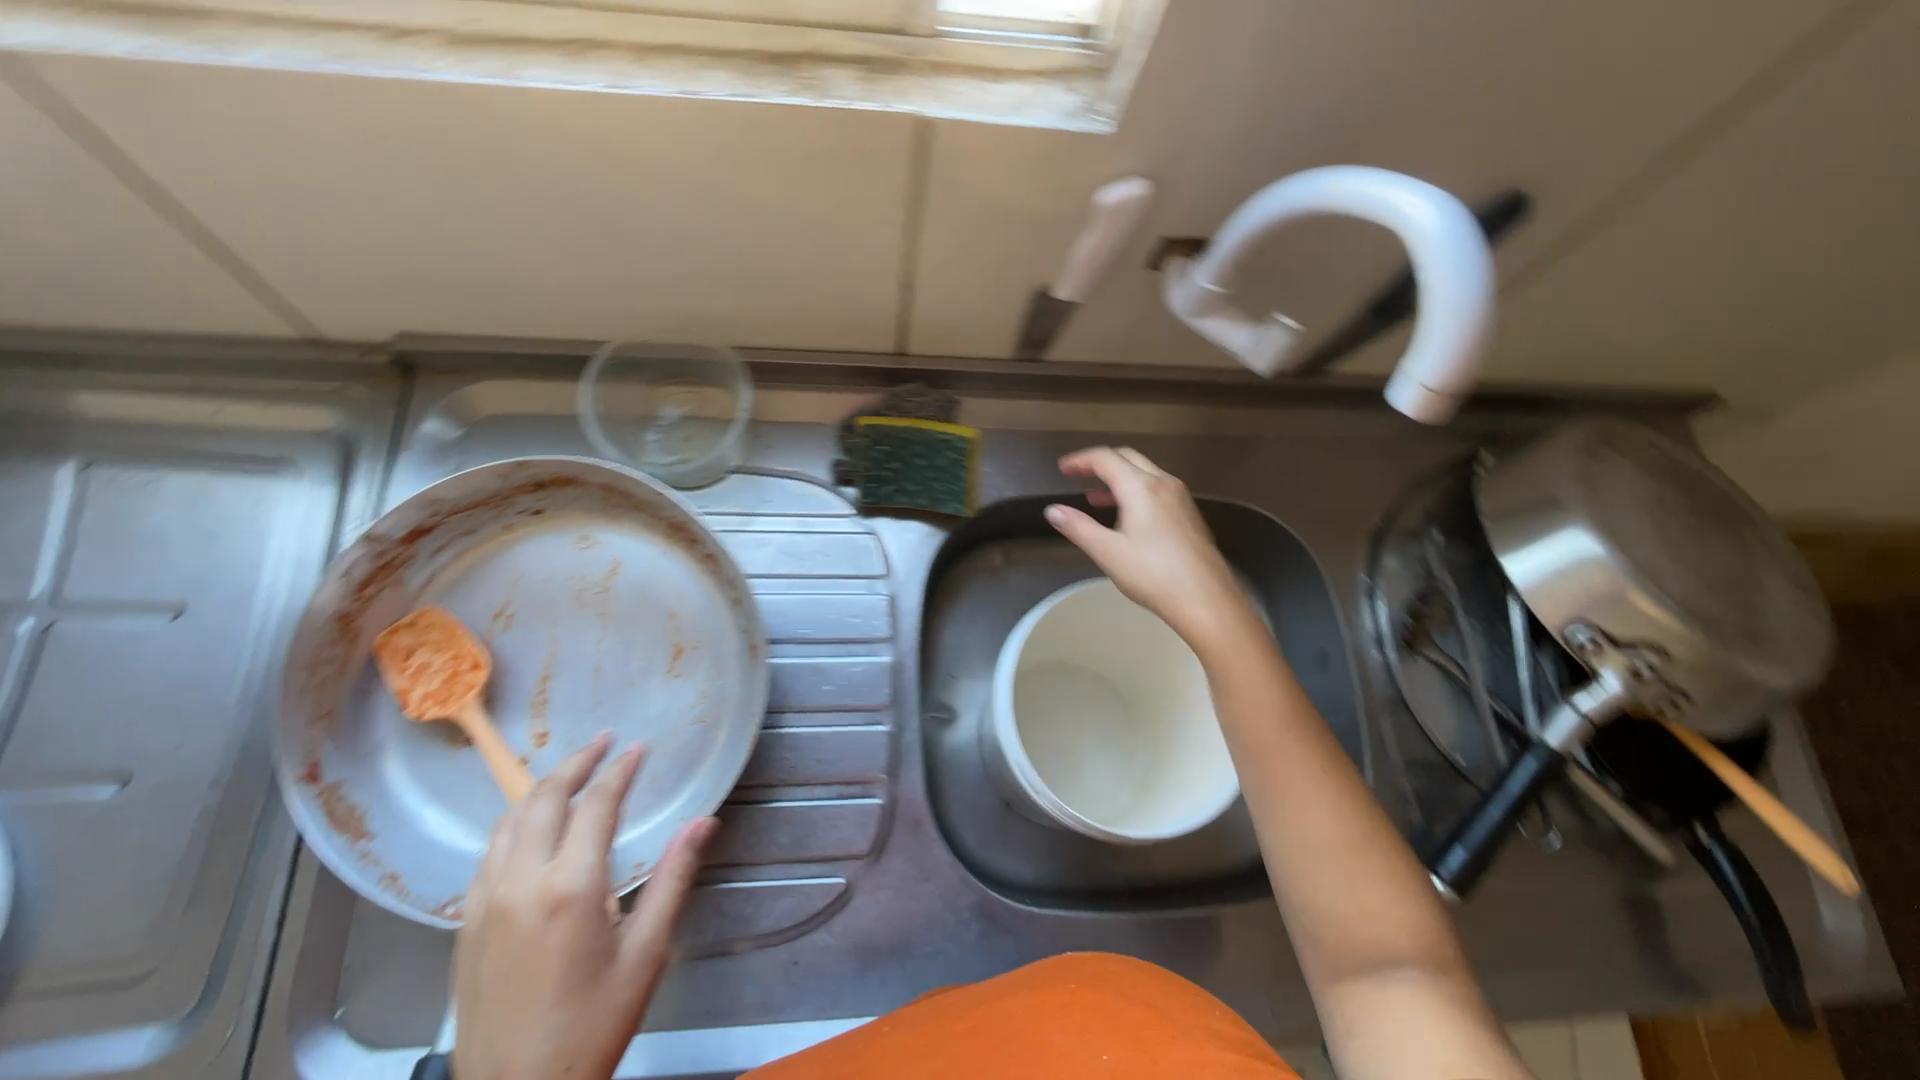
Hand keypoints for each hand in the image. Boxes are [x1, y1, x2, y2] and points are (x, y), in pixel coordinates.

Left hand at [452, 735, 716, 1079]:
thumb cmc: (594, 1023)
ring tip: (570, 775)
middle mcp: (521, 881)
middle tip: (603, 743)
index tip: (637, 748)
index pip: (596, 805)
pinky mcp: (466, 922)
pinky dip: (515, 824)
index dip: (619, 771)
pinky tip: (532, 830)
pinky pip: (488, 853)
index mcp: (571, 887)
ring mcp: (485, 901)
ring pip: (508, 822)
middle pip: (543, 799)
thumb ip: (672, 878)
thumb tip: (703, 823)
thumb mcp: (647, 952)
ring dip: (540, 789)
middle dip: (576, 764)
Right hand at [1045, 446, 1251, 643]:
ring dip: (1118, 479)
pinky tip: (1128, 518)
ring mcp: (1181, 498)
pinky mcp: (1190, 516)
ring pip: (1145, 474)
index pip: (1106, 458)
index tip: (1062, 468)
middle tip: (1077, 475)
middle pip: (1128, 458)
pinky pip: (1158, 490)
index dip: (1081, 460)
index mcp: (1140, 486)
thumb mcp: (1107, 552)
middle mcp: (1163, 483)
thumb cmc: (1153, 574)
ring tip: (1095, 497)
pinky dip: (1136, 492)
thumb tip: (1052, 510)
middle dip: (1100, 463)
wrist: (1206, 598)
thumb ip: (1078, 527)